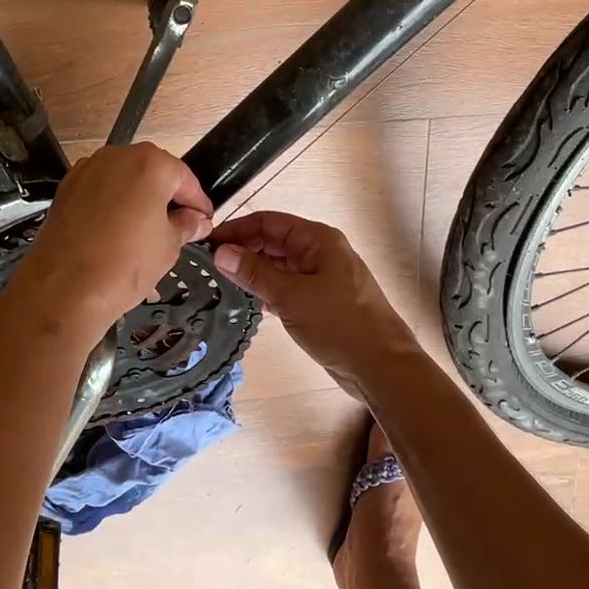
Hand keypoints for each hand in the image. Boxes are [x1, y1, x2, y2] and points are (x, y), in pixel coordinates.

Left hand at [0, 143, 213, 357]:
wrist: (64, 289)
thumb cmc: (125, 264)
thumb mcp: (169, 245)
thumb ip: (186, 226)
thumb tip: (197, 221)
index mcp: (150, 163)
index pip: (185, 179)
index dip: (198, 202)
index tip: (204, 220)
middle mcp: (116, 157)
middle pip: (153, 174)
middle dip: (167, 199)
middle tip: (179, 228)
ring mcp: (87, 170)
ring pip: (124, 182)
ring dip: (138, 201)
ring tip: (146, 235)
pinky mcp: (66, 189)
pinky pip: (100, 192)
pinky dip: (112, 207)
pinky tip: (117, 234)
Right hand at [209, 211, 419, 397]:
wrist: (381, 365)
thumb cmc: (338, 324)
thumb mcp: (290, 296)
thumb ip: (254, 272)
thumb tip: (220, 252)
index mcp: (317, 239)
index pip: (268, 222)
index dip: (236, 229)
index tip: (206, 244)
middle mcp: (320, 252)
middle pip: (274, 241)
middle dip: (243, 249)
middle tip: (208, 266)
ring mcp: (323, 277)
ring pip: (280, 265)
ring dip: (254, 271)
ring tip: (220, 282)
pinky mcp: (322, 301)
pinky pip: (288, 286)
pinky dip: (268, 290)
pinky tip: (248, 302)